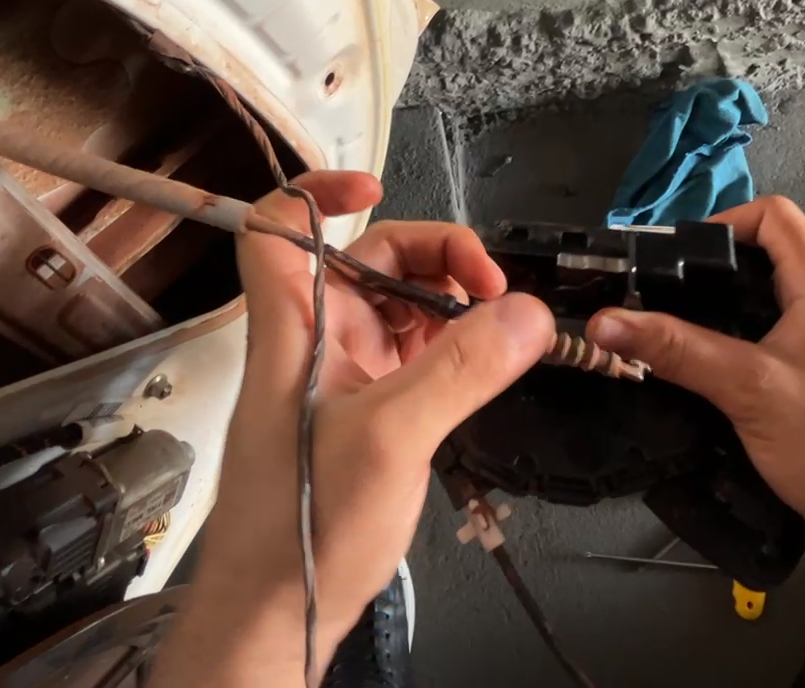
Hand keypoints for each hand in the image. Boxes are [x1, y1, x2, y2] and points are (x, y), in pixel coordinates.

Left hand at [150, 172, 555, 686]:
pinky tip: (488, 359)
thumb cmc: (305, 524)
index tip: (374, 188)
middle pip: (372, 257)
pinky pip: (420, 349)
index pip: (275, 228)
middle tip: (495, 289)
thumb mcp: (389, 438)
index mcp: (295, 325)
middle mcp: (320, 335)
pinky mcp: (374, 402)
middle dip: (437, 256)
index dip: (314, 192)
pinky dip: (457, 343)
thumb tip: (528, 311)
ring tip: (503, 327)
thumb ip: (460, 370)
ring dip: (455, 301)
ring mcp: (349, 369)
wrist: (279, 616)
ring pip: (404, 303)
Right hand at [586, 196, 804, 588]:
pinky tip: (722, 373)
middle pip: (771, 254)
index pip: (773, 215)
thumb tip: (605, 321)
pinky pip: (787, 334)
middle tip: (667, 300)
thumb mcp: (751, 391)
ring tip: (683, 335)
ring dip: (729, 308)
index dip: (721, 222)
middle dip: (714, 270)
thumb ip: (678, 351)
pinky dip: (749, 339)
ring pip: (777, 298)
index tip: (676, 259)